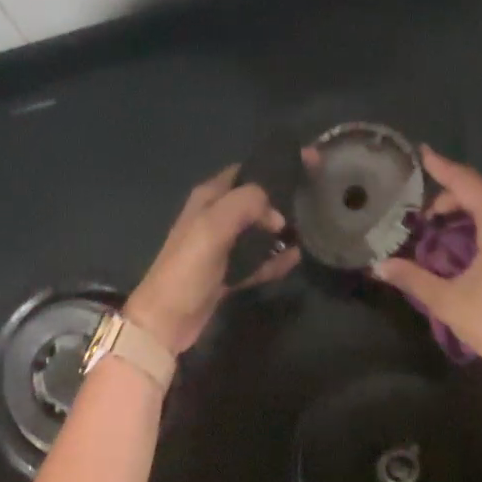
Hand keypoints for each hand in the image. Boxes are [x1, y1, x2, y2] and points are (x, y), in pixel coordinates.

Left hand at [126, 165, 299, 354]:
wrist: (166, 319)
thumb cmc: (187, 268)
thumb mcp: (214, 226)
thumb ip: (246, 205)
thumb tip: (277, 214)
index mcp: (208, 198)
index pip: (245, 171)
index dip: (274, 165)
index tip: (308, 161)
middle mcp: (214, 218)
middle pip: (254, 201)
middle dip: (281, 198)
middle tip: (314, 196)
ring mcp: (221, 249)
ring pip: (257, 232)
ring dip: (279, 232)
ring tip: (310, 228)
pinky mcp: (227, 276)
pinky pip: (256, 262)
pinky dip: (274, 260)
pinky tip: (295, 259)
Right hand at [370, 147, 481, 372]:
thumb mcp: (446, 299)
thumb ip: (412, 278)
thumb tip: (379, 266)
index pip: (467, 183)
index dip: (443, 168)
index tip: (422, 153)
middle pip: (481, 193)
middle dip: (449, 196)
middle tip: (420, 212)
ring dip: (463, 212)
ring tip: (435, 228)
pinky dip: (476, 225)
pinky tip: (459, 244)